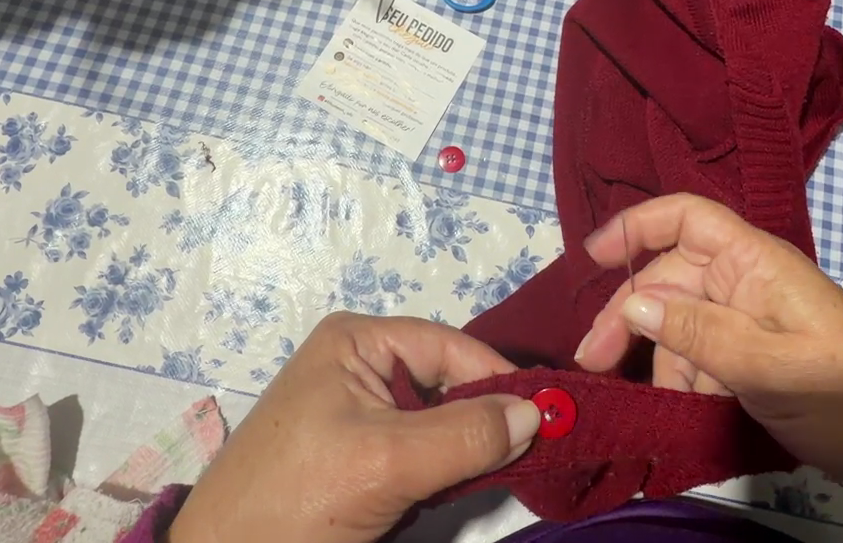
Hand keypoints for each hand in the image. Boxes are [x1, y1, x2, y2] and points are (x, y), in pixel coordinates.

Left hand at [167, 313, 540, 542]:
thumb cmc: (295, 502)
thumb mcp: (386, 463)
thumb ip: (464, 435)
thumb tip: (537, 413)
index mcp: (357, 341)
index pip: (446, 345)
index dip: (498, 376)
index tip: (547, 412)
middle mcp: (360, 362)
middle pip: (445, 378)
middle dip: (486, 412)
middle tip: (535, 445)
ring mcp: (358, 408)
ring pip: (437, 416)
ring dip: (467, 444)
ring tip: (507, 464)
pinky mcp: (358, 451)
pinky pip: (419, 446)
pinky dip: (445, 465)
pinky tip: (465, 480)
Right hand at [572, 195, 842, 542]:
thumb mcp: (769, 367)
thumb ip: (698, 333)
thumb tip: (632, 305)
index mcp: (754, 261)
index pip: (686, 217)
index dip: (636, 226)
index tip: (592, 258)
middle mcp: (744, 279)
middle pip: (669, 277)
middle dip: (628, 314)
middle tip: (592, 359)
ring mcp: (747, 316)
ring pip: (678, 320)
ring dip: (657, 355)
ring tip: (648, 396)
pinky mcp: (750, 352)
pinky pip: (698, 352)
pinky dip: (683, 375)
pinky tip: (681, 402)